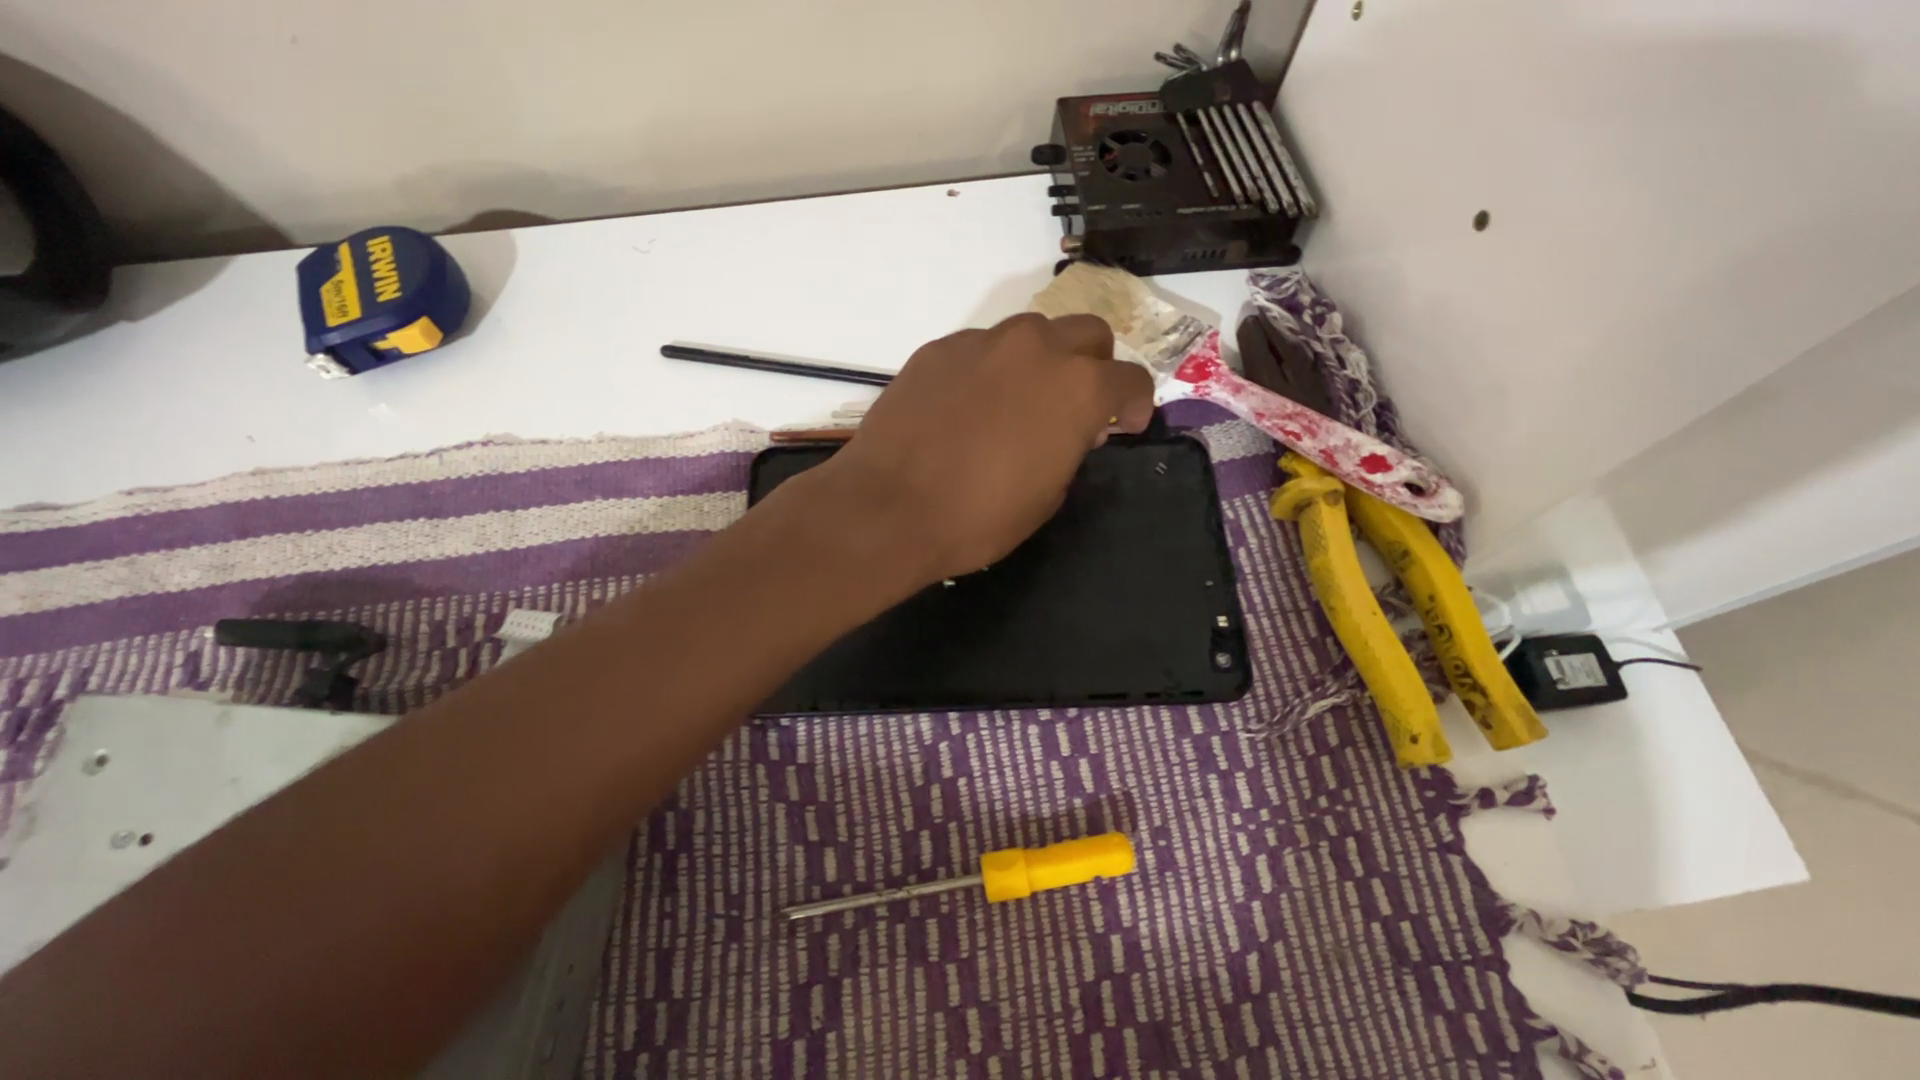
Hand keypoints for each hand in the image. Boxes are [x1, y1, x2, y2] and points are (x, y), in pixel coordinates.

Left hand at [798, 313, 1155, 585]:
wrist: (887, 506)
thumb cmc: (978, 517)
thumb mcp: (1048, 496)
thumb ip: (1071, 449)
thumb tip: (1068, 431)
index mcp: (1078, 387)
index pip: (1131, 379)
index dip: (1134, 405)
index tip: (1123, 426)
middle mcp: (1037, 348)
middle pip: (1088, 334)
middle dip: (1093, 365)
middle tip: (1076, 405)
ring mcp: (983, 342)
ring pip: (1032, 332)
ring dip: (1040, 360)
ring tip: (1018, 402)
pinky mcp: (939, 348)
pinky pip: (980, 348)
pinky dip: (989, 369)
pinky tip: (967, 407)